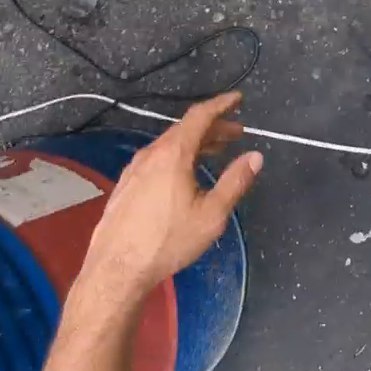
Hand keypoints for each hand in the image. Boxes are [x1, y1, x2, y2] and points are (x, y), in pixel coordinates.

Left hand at [74, 93, 261, 312]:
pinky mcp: (126, 185)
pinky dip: (179, 155)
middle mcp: (151, 154)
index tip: (238, 99)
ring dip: (197, 142)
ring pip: (170, 144)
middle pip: (185, 129)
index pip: (199, 116)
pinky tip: (185, 173)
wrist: (115, 270)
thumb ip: (235, 182)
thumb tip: (255, 157)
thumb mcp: (211, 215)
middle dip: (214, 127)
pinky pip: (158, 158)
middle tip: (237, 133)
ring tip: (216, 151)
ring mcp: (134, 169)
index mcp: (173, 154)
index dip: (221, 104)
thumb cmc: (167, 241)